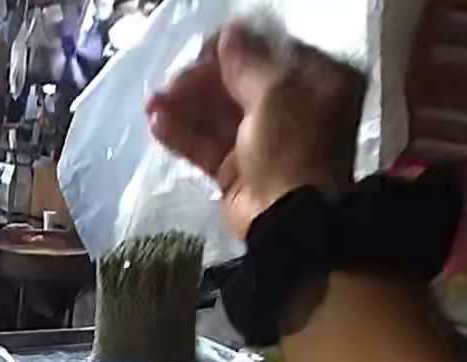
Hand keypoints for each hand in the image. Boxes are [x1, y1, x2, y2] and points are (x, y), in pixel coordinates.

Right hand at [145, 22, 365, 239]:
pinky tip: (158, 126)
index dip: (234, 49)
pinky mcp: (234, 174)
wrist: (287, 221)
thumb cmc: (293, 148)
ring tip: (152, 107)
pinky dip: (183, 137)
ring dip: (183, 109)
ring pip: (216, 118)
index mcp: (314, 81)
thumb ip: (247, 62)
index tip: (202, 50)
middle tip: (169, 85)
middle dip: (200, 83)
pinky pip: (206, 148)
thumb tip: (228, 34)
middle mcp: (288, 109)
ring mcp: (259, 143)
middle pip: (237, 85)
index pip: (268, 53)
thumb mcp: (276, 93)